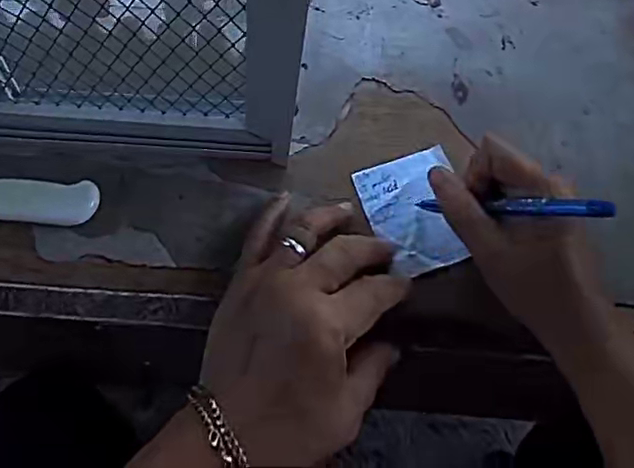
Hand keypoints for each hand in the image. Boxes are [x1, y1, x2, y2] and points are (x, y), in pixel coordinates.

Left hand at [197, 195, 410, 465]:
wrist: (226, 434)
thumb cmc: (290, 430)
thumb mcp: (344, 412)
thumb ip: (372, 369)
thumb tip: (394, 342)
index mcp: (327, 324)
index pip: (372, 293)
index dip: (394, 287)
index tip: (407, 283)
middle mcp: (298, 289)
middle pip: (343, 253)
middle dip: (371, 248)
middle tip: (388, 247)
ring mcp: (266, 277)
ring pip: (302, 231)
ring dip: (328, 217)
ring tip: (347, 210)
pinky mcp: (242, 278)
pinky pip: (257, 236)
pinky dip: (271, 214)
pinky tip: (285, 199)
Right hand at [428, 135, 610, 349]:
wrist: (582, 330)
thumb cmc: (536, 290)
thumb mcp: (488, 250)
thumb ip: (460, 208)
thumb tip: (436, 173)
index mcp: (541, 184)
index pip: (492, 149)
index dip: (472, 172)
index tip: (471, 209)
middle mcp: (552, 180)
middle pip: (498, 161)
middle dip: (479, 188)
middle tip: (479, 228)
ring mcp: (558, 194)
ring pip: (505, 178)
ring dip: (490, 201)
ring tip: (492, 237)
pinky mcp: (558, 209)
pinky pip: (518, 192)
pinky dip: (503, 209)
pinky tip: (507, 240)